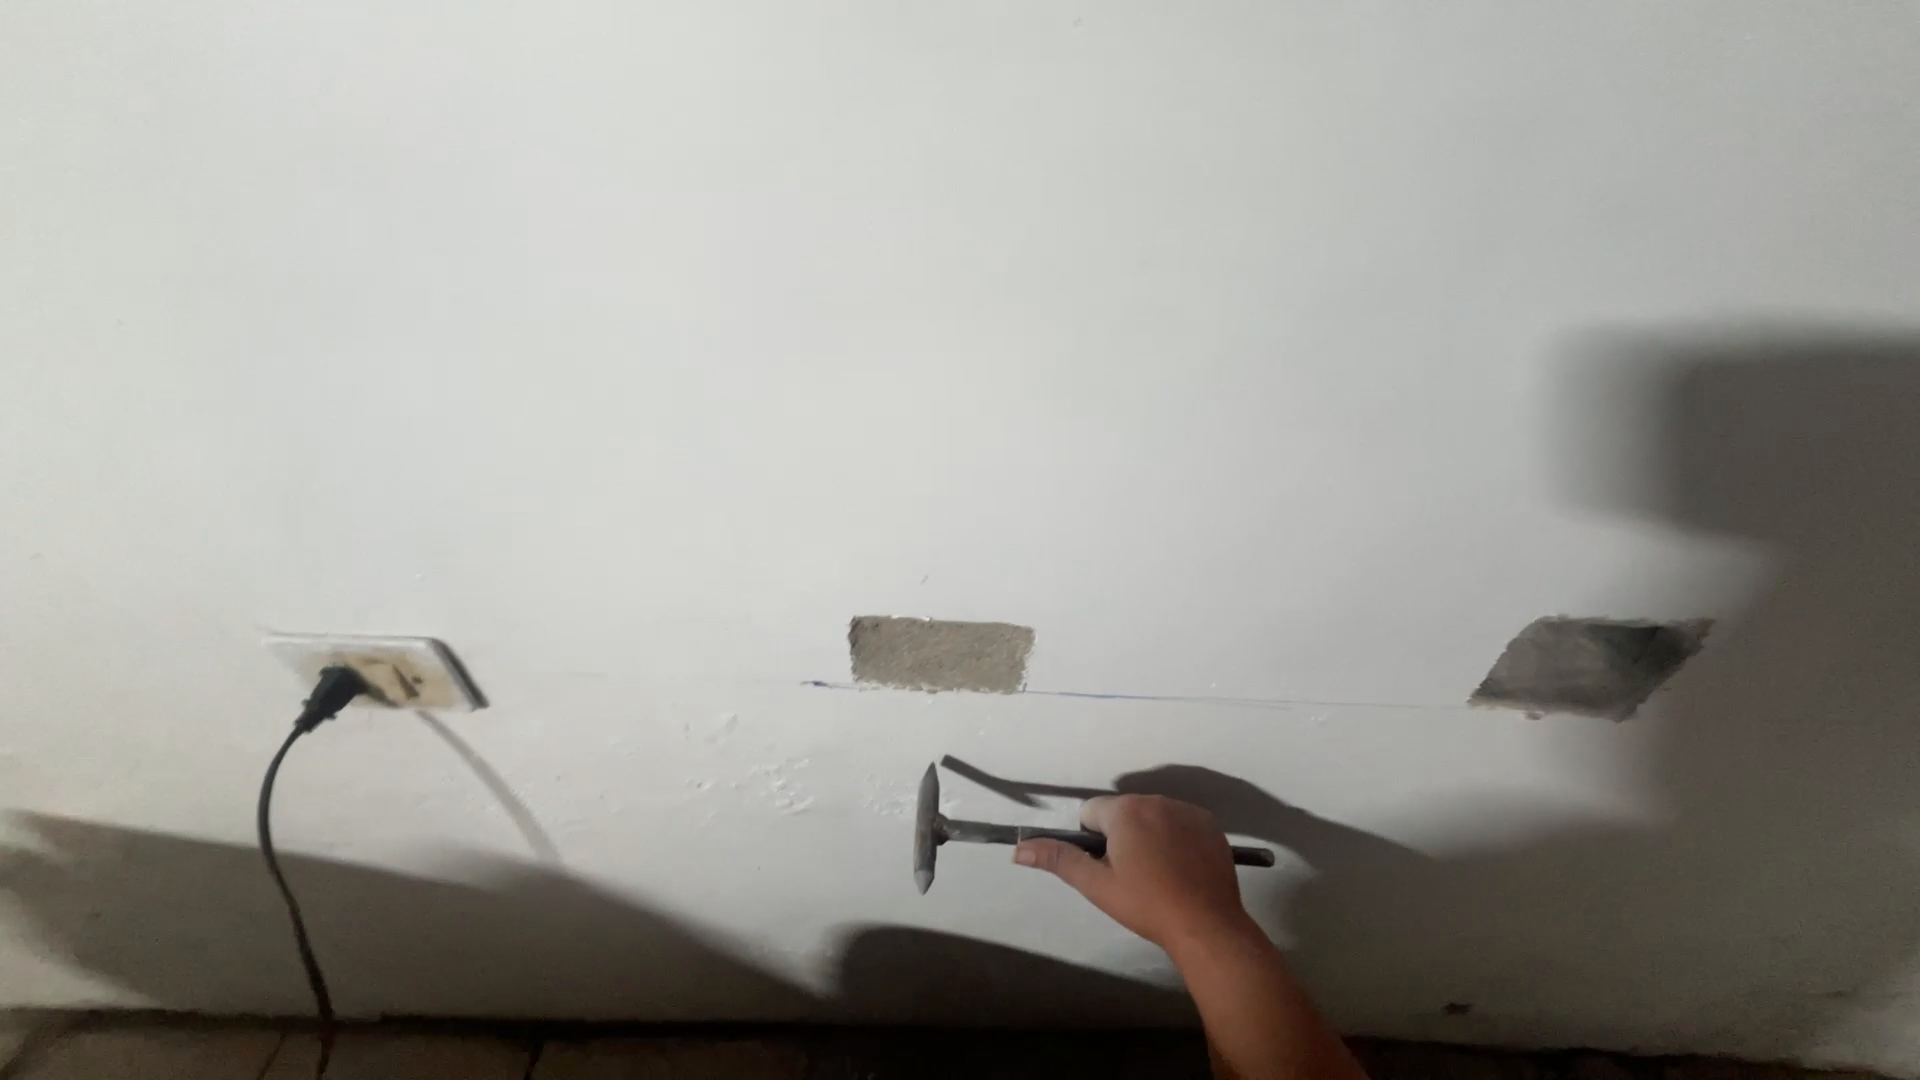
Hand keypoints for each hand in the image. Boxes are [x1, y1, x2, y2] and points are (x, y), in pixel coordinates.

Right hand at [1015, 794, 1257, 954]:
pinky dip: (1176, 837)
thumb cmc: (1146, 905)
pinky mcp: (1208, 822)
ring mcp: (1185, 809)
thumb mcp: (1096, 885)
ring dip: (1148, 834)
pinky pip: (1180, 821)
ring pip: (1151, 815)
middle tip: (1133, 874)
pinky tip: (1182, 867)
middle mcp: (1154, 799)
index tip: (1110, 868)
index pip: (1091, 812)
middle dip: (1121, 836)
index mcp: (1123, 810)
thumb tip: (1019, 849)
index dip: (1094, 841)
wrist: (1206, 925)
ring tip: (1159, 873)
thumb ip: (1058, 859)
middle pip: (1122, 811)